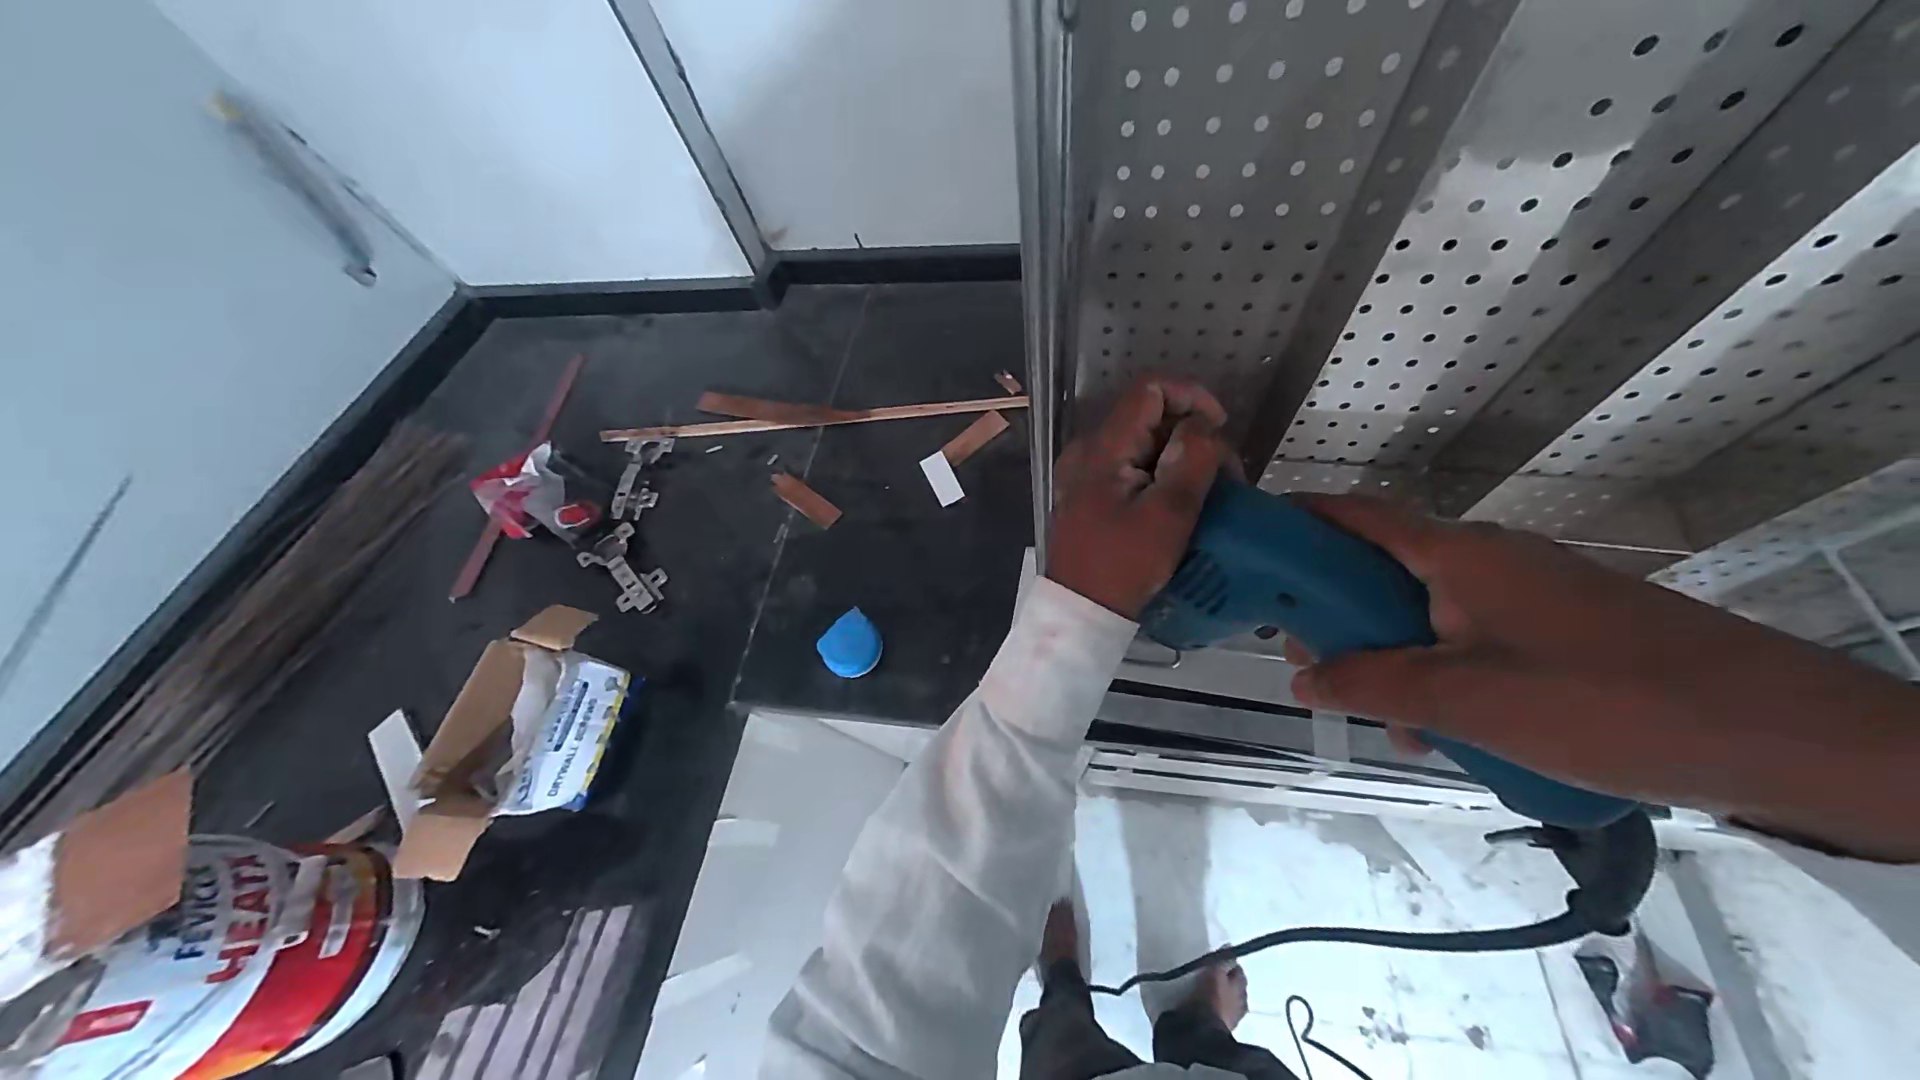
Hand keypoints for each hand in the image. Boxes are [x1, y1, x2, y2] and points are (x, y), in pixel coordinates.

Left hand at [1047, 377, 1229, 618]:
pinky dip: (1158, 470)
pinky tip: (1178, 497)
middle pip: (1145, 415)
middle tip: (1221, 470)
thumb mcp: (1169, 514)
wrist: (1082, 608)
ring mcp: (1083, 471)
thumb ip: (1193, 459)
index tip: (1220, 426)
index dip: (1190, 396)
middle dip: (1189, 432)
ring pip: (1140, 440)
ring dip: (1177, 454)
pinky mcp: (1087, 491)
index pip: (1148, 390)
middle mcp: (1086, 450)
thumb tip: (1202, 425)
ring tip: (1206, 487)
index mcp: (1102, 448)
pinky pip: (1128, 463)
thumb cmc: (1125, 565)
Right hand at [1286, 494, 1919, 861]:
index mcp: (1457, 555)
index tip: (1254, 538)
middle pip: (1382, 568)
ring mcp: (1526, 592)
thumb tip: (1300, 679)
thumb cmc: (1606, 701)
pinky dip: (1442, 673)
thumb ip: (1371, 685)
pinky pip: (1471, 638)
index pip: (1356, 514)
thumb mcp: (1465, 701)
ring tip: (1384, 719)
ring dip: (1390, 656)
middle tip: (1307, 660)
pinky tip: (1447, 733)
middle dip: (1336, 612)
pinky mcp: (1560, 627)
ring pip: (1426, 612)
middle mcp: (1486, 560)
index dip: (1299, 516)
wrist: (1795, 738)